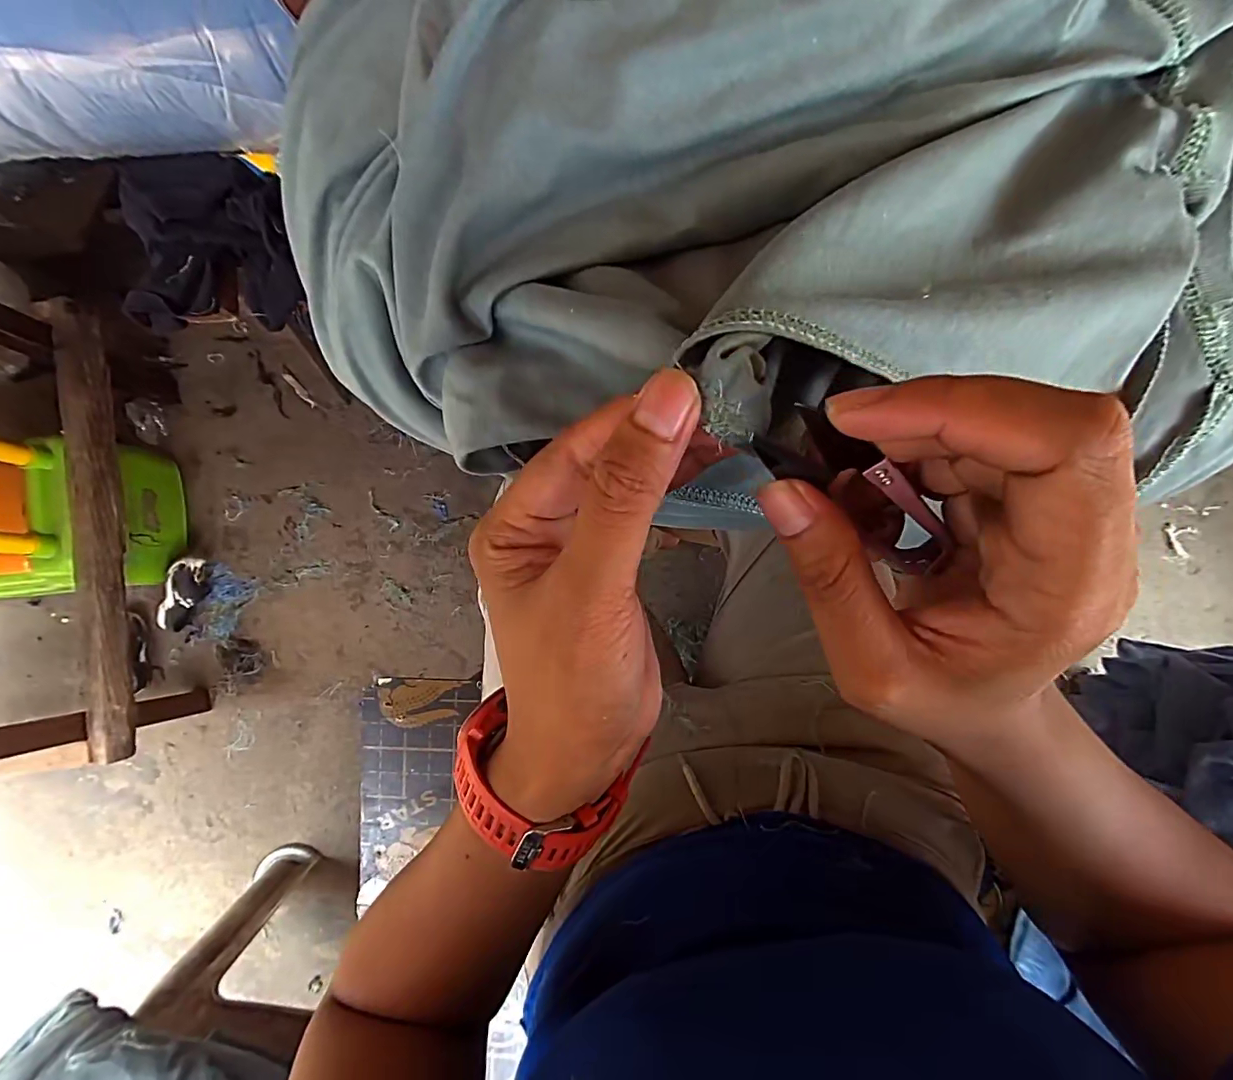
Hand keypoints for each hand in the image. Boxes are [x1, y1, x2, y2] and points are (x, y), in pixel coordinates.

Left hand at [468, 369, 704, 822]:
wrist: (586, 757)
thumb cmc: (576, 680)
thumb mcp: (596, 585)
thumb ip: (626, 494)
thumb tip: (665, 398)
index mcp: (512, 524)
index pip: (574, 451)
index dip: (629, 419)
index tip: (693, 392)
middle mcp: (535, 524)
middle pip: (597, 459)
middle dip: (652, 436)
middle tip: (719, 416)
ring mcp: (571, 542)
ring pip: (620, 480)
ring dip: (665, 459)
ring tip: (720, 440)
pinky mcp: (605, 562)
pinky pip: (636, 509)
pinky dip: (669, 490)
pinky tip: (701, 473)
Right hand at [755, 375, 1137, 750]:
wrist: (992, 714)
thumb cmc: (944, 703)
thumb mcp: (868, 665)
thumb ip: (829, 578)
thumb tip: (782, 490)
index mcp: (1069, 585)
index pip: (1063, 448)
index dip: (962, 410)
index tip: (855, 421)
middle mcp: (1090, 535)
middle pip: (1038, 419)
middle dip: (928, 414)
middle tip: (842, 437)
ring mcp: (1071, 509)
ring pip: (1004, 420)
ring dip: (916, 432)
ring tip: (851, 477)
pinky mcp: (1036, 496)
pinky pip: (983, 439)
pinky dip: (918, 445)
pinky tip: (878, 486)